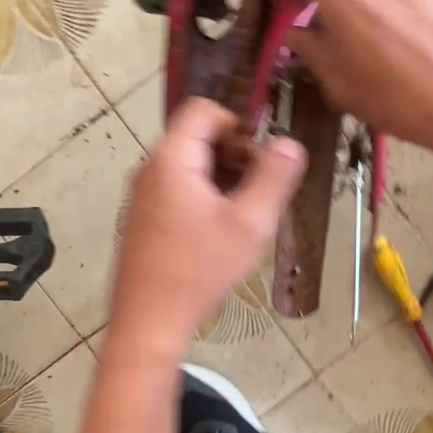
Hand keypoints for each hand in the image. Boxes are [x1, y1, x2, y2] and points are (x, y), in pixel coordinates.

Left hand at [110, 98, 306, 344]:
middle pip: (197, 137)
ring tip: (244, 216)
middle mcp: (150, 168)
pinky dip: (204, 197)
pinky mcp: (142, 218)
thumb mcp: (249, 224)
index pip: (204, 109)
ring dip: (222, 179)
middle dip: (234, 155)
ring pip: (189, 165)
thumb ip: (273, 178)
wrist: (149, 322)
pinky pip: (177, 189)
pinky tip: (220, 233)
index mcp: (171, 159)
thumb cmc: (199, 271)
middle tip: (259, 192)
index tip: (261, 160)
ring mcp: (142, 194)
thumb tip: (290, 142)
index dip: (239, 125)